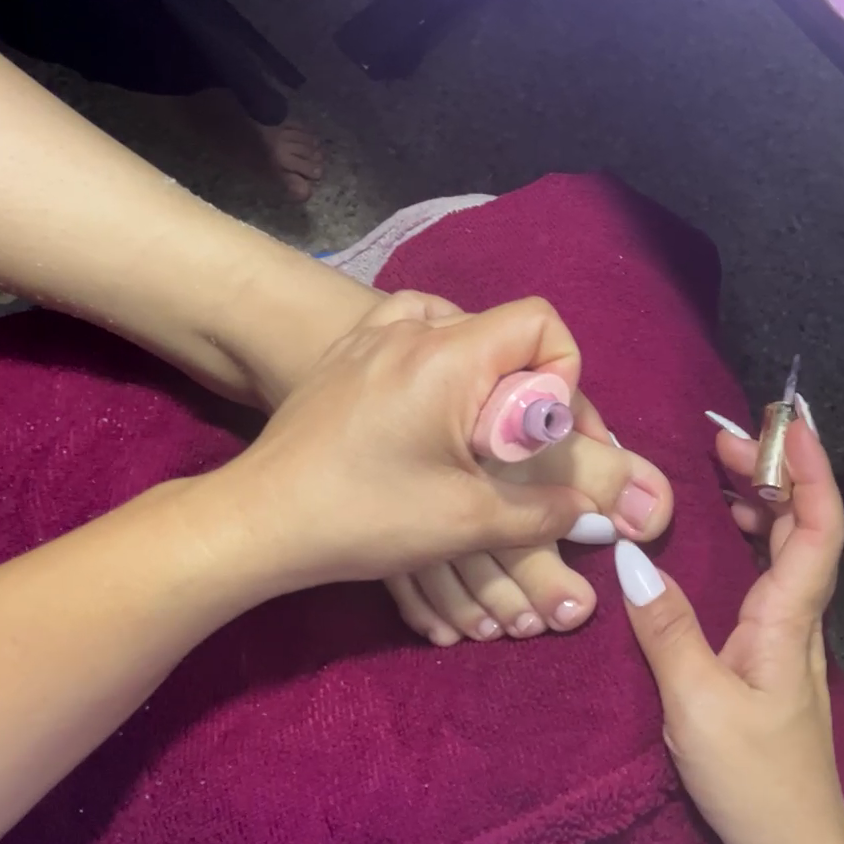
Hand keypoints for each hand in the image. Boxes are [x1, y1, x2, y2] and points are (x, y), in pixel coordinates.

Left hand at [204, 292, 638, 594]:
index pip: (539, 320)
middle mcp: (412, 328)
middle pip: (504, 329)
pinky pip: (414, 328)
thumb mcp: (469, 523)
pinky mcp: (349, 355)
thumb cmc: (364, 516)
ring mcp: (373, 336)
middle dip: (526, 386)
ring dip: (484, 368)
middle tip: (510, 446)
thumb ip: (545, 512)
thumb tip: (589, 506)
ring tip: (473, 418)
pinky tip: (429, 399)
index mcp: (448, 356)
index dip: (562, 369)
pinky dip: (439, 355)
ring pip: (460, 325)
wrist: (254, 523)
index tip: (540, 429)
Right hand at [618, 412, 843, 843]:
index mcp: (790, 616)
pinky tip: (718, 533)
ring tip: (721, 468)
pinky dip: (749, 537)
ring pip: (787, 546)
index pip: (819, 524)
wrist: (792, 843)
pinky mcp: (772, 646)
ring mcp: (789, 630)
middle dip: (775, 469)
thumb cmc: (753, 777)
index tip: (790, 421)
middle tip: (725, 438)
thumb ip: (667, 630)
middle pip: (803, 522)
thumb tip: (632, 558)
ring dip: (763, 499)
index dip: (811, 467)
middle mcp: (799, 613)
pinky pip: (768, 572)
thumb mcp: (698, 705)